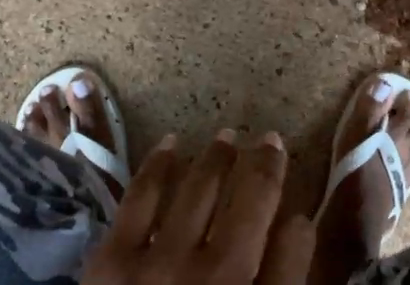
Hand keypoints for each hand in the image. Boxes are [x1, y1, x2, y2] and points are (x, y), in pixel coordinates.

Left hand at [85, 131, 313, 284]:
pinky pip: (140, 198)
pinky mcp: (110, 263)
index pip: (290, 241)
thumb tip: (299, 225)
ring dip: (215, 160)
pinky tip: (170, 145)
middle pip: (247, 204)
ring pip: (197, 190)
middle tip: (265, 138)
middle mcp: (213, 277)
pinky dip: (158, 166)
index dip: (296, 213)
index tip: (296, 185)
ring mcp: (158, 266)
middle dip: (260, 167)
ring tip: (225, 138)